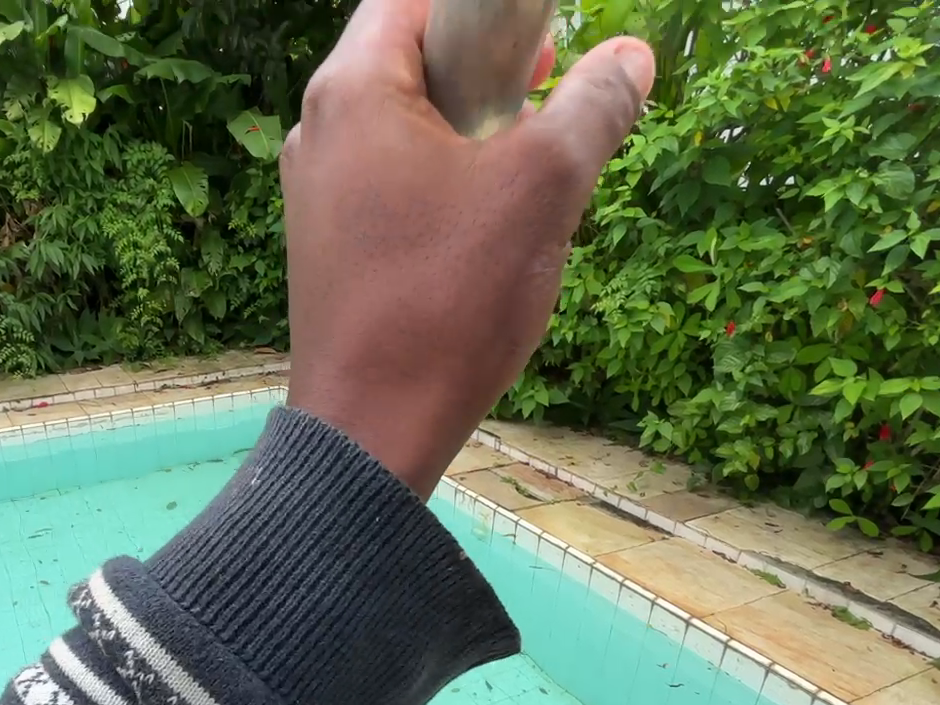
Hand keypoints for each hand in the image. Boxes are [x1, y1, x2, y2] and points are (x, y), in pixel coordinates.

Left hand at [281, 0, 653, 495]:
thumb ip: (592, 105)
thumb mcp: (542, 190)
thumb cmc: (448, 302)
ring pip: (402, 131)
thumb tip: (627, 59)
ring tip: (520, 181)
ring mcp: (313, 199)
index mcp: (351, 91)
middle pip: (410, 60)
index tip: (542, 46)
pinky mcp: (324, 251)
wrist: (372, 428)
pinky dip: (436, 188)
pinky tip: (476, 234)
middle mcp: (316, 135)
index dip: (490, 7)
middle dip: (486, 73)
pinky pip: (387, 188)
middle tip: (543, 109)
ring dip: (468, 138)